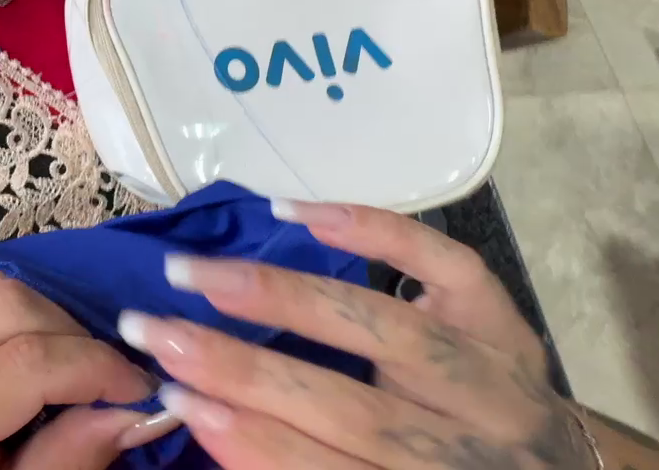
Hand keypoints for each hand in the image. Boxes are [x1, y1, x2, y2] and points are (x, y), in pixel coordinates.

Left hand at [0, 270, 178, 469]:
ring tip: (63, 368)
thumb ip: (68, 457)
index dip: (95, 366)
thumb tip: (135, 409)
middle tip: (104, 378)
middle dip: (72, 335)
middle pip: (9, 305)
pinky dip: (1, 317)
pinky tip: (10, 356)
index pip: (25, 362)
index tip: (139, 387)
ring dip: (42, 320)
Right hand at [119, 200, 599, 469]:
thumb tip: (198, 409)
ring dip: (279, 297)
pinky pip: (442, 265)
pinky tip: (296, 214)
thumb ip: (302, 459)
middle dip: (244, 371)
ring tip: (194, 273)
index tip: (175, 398)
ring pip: (388, 331)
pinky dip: (372, 232)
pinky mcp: (502, 315)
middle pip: (359, 412)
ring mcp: (501, 375)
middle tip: (155, 331)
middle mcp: (484, 448)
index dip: (253, 441)